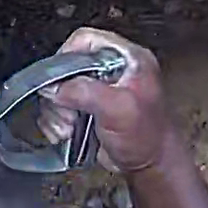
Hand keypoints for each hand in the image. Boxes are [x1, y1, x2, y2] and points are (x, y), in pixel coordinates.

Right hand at [38, 27, 181, 172]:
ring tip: (68, 128)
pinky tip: (65, 134)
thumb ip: (87, 92)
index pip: (86, 40)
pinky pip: (59, 108)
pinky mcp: (88, 108)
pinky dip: (56, 122)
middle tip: (67, 113)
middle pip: (66, 67)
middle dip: (60, 93)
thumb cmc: (147, 138)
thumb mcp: (120, 109)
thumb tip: (56, 88)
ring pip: (59, 90)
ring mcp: (98, 90)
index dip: (67, 56)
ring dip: (56, 112)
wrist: (152, 167)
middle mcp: (111, 70)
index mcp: (127, 59)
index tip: (59, 79)